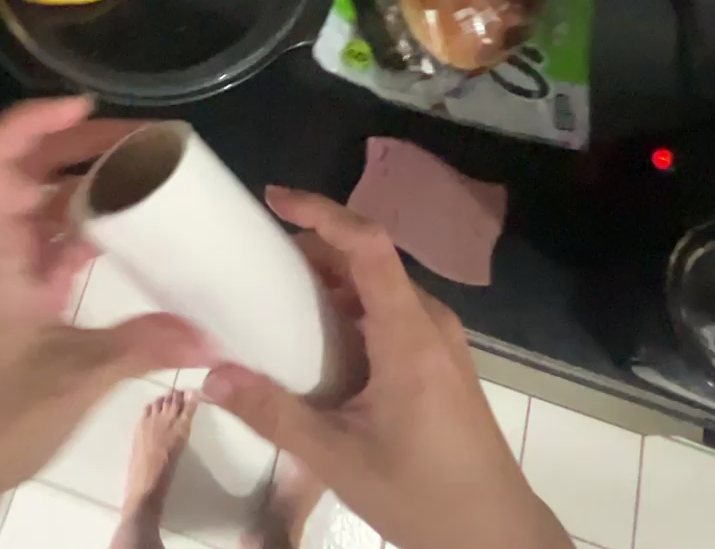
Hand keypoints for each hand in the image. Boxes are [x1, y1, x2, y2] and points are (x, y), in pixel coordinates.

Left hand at [0, 97, 209, 493]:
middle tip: (137, 137)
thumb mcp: (76, 375)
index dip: (29, 122)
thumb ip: (143, 345)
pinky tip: (127, 221)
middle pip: (25, 165)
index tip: (83, 107)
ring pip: (41, 195)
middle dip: (77, 141)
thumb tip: (211, 333)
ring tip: (140, 165)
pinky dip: (87, 215)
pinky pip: (54, 229)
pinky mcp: (24, 282)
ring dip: (84, 174)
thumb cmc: (2, 413)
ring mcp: (9, 261)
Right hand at [201, 187, 571, 548]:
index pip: (368, 244)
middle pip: (366, 256)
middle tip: (256, 260)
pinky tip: (316, 335)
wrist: (503, 540)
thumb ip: (275, 416)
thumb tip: (211, 378)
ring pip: (376, 280)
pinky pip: (386, 305)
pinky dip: (346, 301)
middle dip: (311, 245)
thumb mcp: (342, 462)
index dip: (322, 212)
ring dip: (328, 275)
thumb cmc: (428, 499)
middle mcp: (427, 320)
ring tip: (276, 293)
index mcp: (408, 334)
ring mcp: (438, 336)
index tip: (274, 199)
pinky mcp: (437, 355)